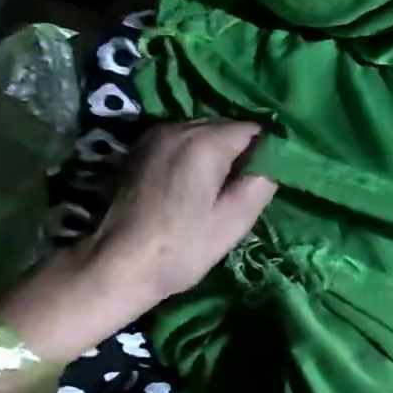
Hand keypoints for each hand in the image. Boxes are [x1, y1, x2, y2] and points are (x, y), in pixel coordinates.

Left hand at [82, 120, 279, 301]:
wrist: (116, 265)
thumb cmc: (181, 247)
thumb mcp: (233, 220)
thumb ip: (261, 182)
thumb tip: (276, 160)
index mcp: (206, 141)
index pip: (254, 130)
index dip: (267, 153)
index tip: (269, 180)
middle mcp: (179, 127)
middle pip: (226, 127)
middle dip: (241, 152)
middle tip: (246, 187)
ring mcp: (154, 136)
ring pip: (202, 133)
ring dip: (216, 154)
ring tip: (219, 188)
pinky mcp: (138, 149)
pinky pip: (179, 142)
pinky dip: (192, 156)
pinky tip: (191, 185)